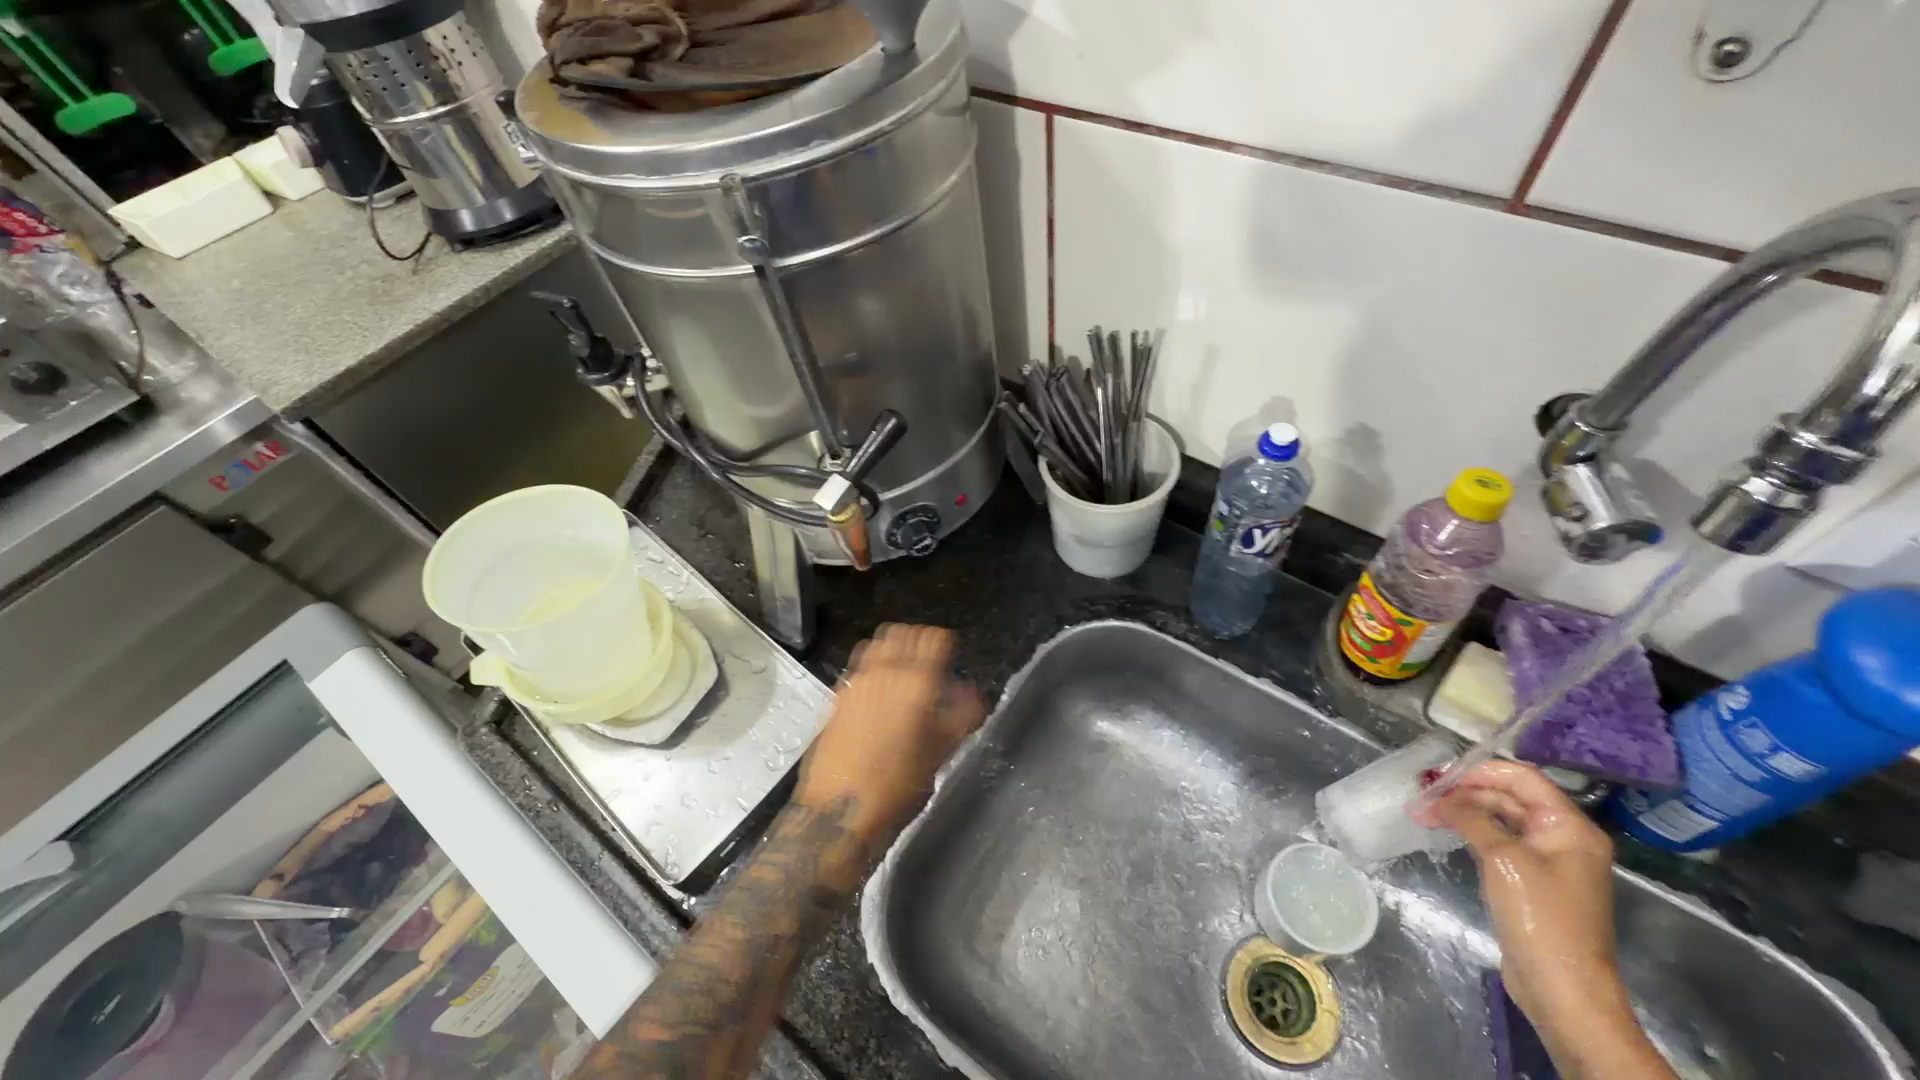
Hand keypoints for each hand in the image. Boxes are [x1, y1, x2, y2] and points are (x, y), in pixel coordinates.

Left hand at [794, 624, 984, 849]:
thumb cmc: (898, 787)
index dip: (947, 644)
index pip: (936, 639)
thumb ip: (960, 717)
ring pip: (878, 643)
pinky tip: (879, 688)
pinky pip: (859, 664)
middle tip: (931, 661)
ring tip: (904, 669)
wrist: (840, 810)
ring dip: (894, 647)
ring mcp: (856, 681)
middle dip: (920, 641)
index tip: (952, 656)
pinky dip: (873, 664)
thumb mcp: (940, 754)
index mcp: (918, 682)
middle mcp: (886, 671)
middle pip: (905, 633)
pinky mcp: (837, 695)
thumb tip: (973, 695)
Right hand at [1420, 763, 1623, 1030]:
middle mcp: (1565, 839)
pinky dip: (1475, 834)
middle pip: (1512, 798)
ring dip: (1467, 813)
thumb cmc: (1539, 918)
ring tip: (1425, 813)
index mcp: (1570, 827)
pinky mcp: (1535, 884)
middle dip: (1467, 792)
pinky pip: (1503, 845)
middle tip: (1423, 795)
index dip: (1480, 772)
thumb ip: (1472, 819)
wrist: (1563, 989)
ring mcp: (1551, 863)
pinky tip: (1448, 833)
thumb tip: (1439, 797)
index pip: (1523, 778)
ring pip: (1504, 821)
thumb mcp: (1502, 860)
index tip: (1439, 777)